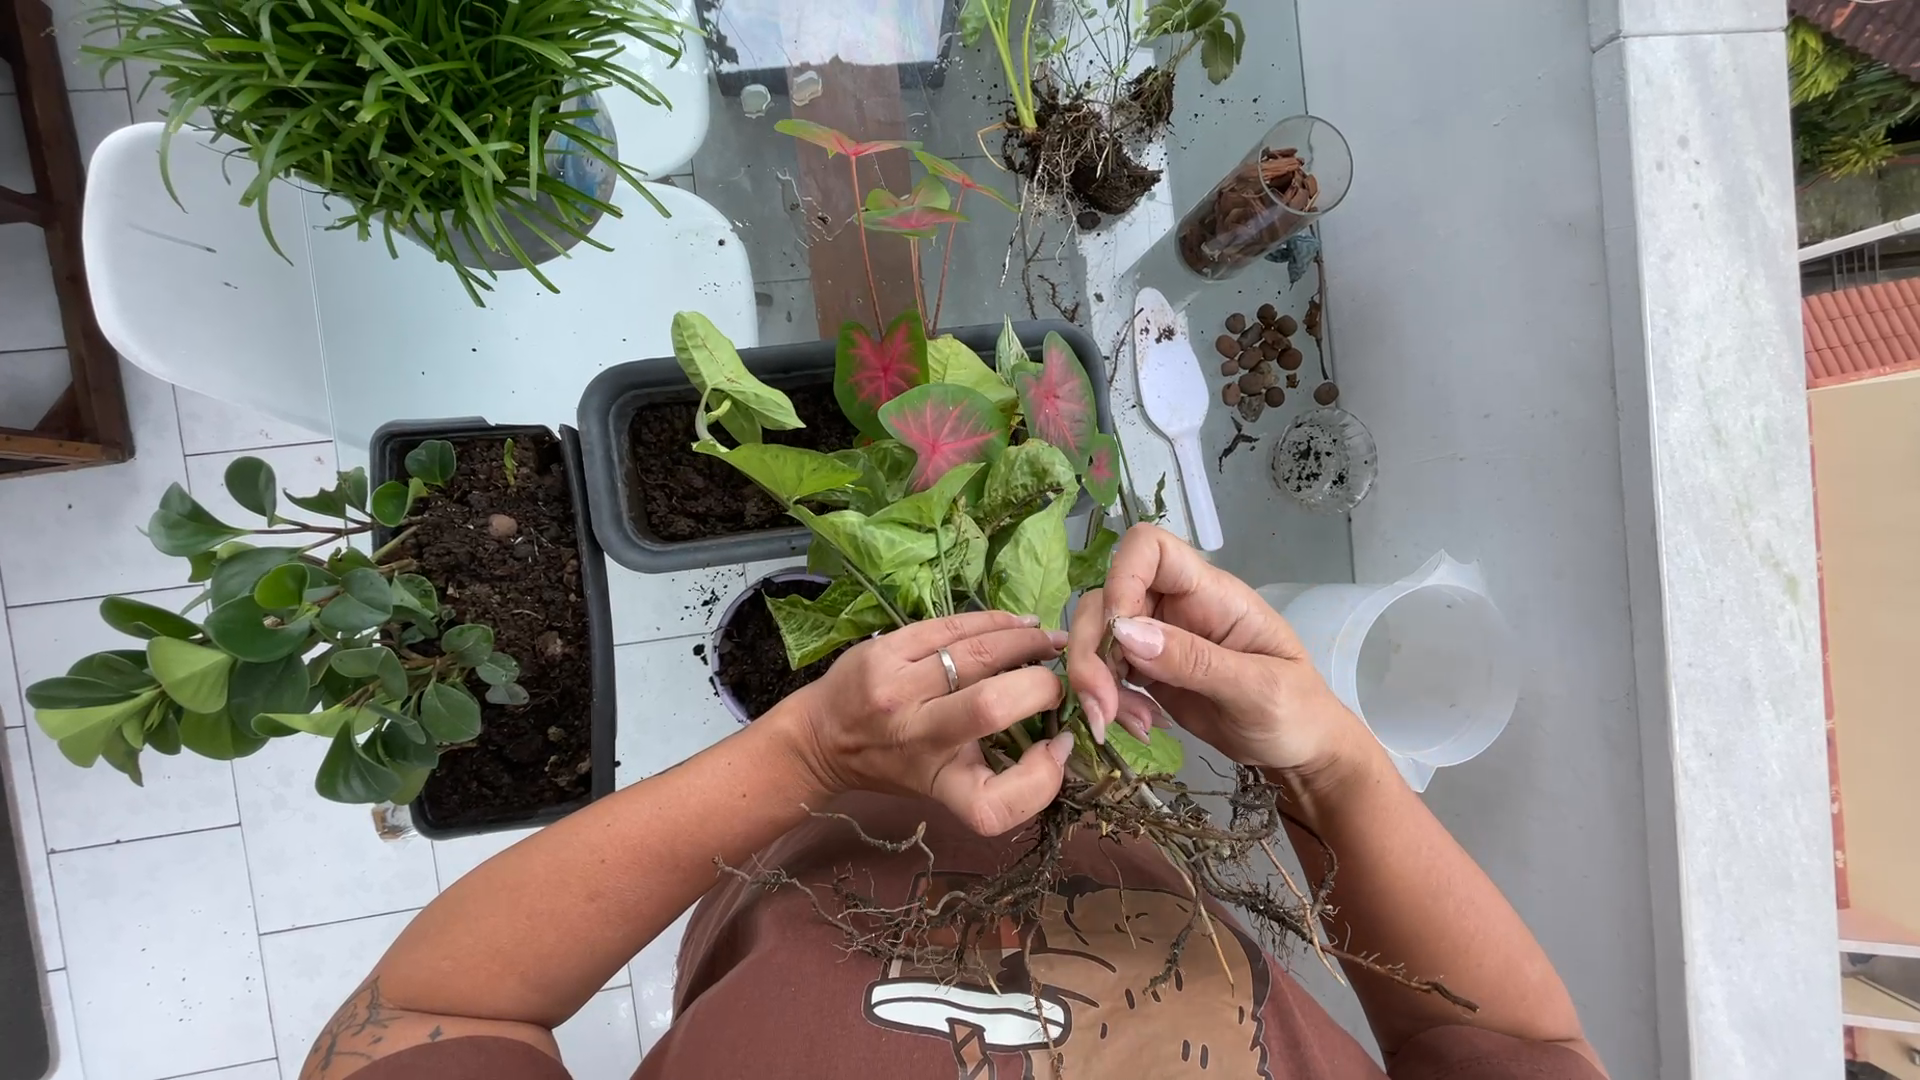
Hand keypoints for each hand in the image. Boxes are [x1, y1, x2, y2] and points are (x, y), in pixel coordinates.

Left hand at [775, 611, 1075, 835]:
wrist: (822, 735)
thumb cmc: (893, 764)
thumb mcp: (941, 783)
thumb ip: (996, 770)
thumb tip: (1062, 738)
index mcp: (934, 781)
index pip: (991, 805)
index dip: (1041, 781)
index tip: (1059, 749)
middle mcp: (913, 736)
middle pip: (990, 706)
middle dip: (1041, 686)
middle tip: (1058, 680)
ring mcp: (894, 688)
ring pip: (977, 653)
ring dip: (1027, 641)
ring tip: (1050, 640)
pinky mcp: (883, 650)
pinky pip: (952, 626)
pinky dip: (996, 622)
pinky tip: (1019, 623)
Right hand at [1066, 525, 1373, 780]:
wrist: (1301, 751)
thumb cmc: (1298, 711)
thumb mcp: (1258, 690)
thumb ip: (1194, 660)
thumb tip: (1124, 632)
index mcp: (1210, 593)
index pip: (1150, 549)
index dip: (1121, 578)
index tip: (1116, 633)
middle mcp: (1175, 606)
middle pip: (1105, 599)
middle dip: (1092, 651)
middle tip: (1101, 706)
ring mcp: (1157, 638)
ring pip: (1097, 636)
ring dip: (1095, 681)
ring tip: (1122, 723)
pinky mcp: (1146, 670)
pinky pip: (1105, 671)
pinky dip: (1106, 698)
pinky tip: (1135, 725)